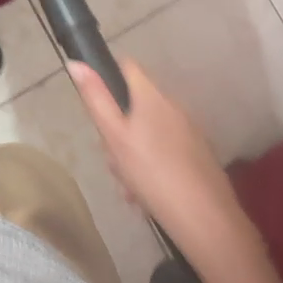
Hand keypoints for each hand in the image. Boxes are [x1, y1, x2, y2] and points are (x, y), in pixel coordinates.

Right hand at [68, 58, 233, 229]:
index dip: (107, 77)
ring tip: (129, 188)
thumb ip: (96, 99)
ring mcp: (188, 130)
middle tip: (112, 160)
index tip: (97, 106)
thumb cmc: (152, 173)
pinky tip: (146, 196)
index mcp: (151, 95)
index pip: (126, 66)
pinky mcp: (198, 154)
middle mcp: (172, 105)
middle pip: (135, 104)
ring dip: (133, 154)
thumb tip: (76, 63)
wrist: (206, 219)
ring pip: (148, 132)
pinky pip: (165, 150)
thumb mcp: (114, 136)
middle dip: (118, 129)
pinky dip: (152, 166)